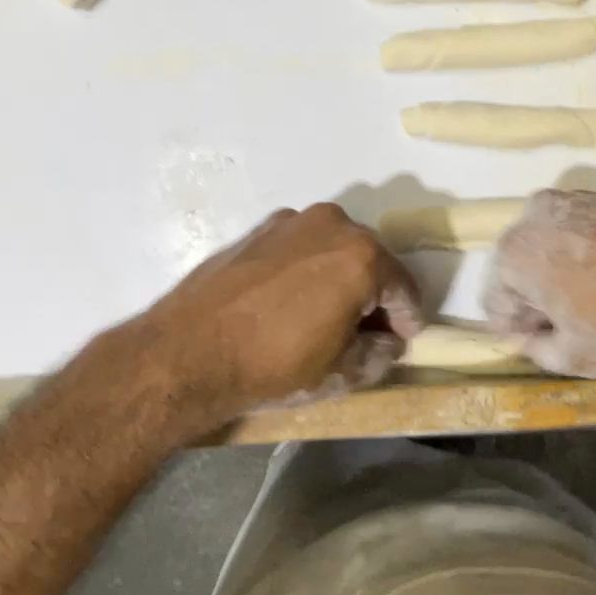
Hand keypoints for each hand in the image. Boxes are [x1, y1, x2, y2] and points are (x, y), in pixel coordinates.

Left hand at [129, 203, 423, 416]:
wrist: (187, 353)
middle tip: (364, 334)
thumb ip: (380, 354)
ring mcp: (292, 221)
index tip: (400, 343)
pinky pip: (301, 248)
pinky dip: (307, 271)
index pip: (405, 288)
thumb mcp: (341, 373)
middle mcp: (333, 224)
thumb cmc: (275, 364)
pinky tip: (289, 304)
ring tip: (323, 319)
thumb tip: (387, 342)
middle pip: (372, 262)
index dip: (408, 321)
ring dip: (340, 280)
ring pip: (335, 251)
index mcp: (362, 256)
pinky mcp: (258, 229)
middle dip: (374, 296)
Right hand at [483, 189, 595, 377]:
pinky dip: (584, 256)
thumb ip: (537, 351)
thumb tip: (528, 340)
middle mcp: (532, 215)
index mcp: (514, 254)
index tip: (543, 345)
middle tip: (569, 328)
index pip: (495, 302)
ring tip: (594, 306)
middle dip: (535, 298)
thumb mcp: (578, 357)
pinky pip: (576, 233)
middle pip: (518, 268)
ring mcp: (571, 199)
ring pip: (547, 248)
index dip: (517, 331)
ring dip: (559, 275)